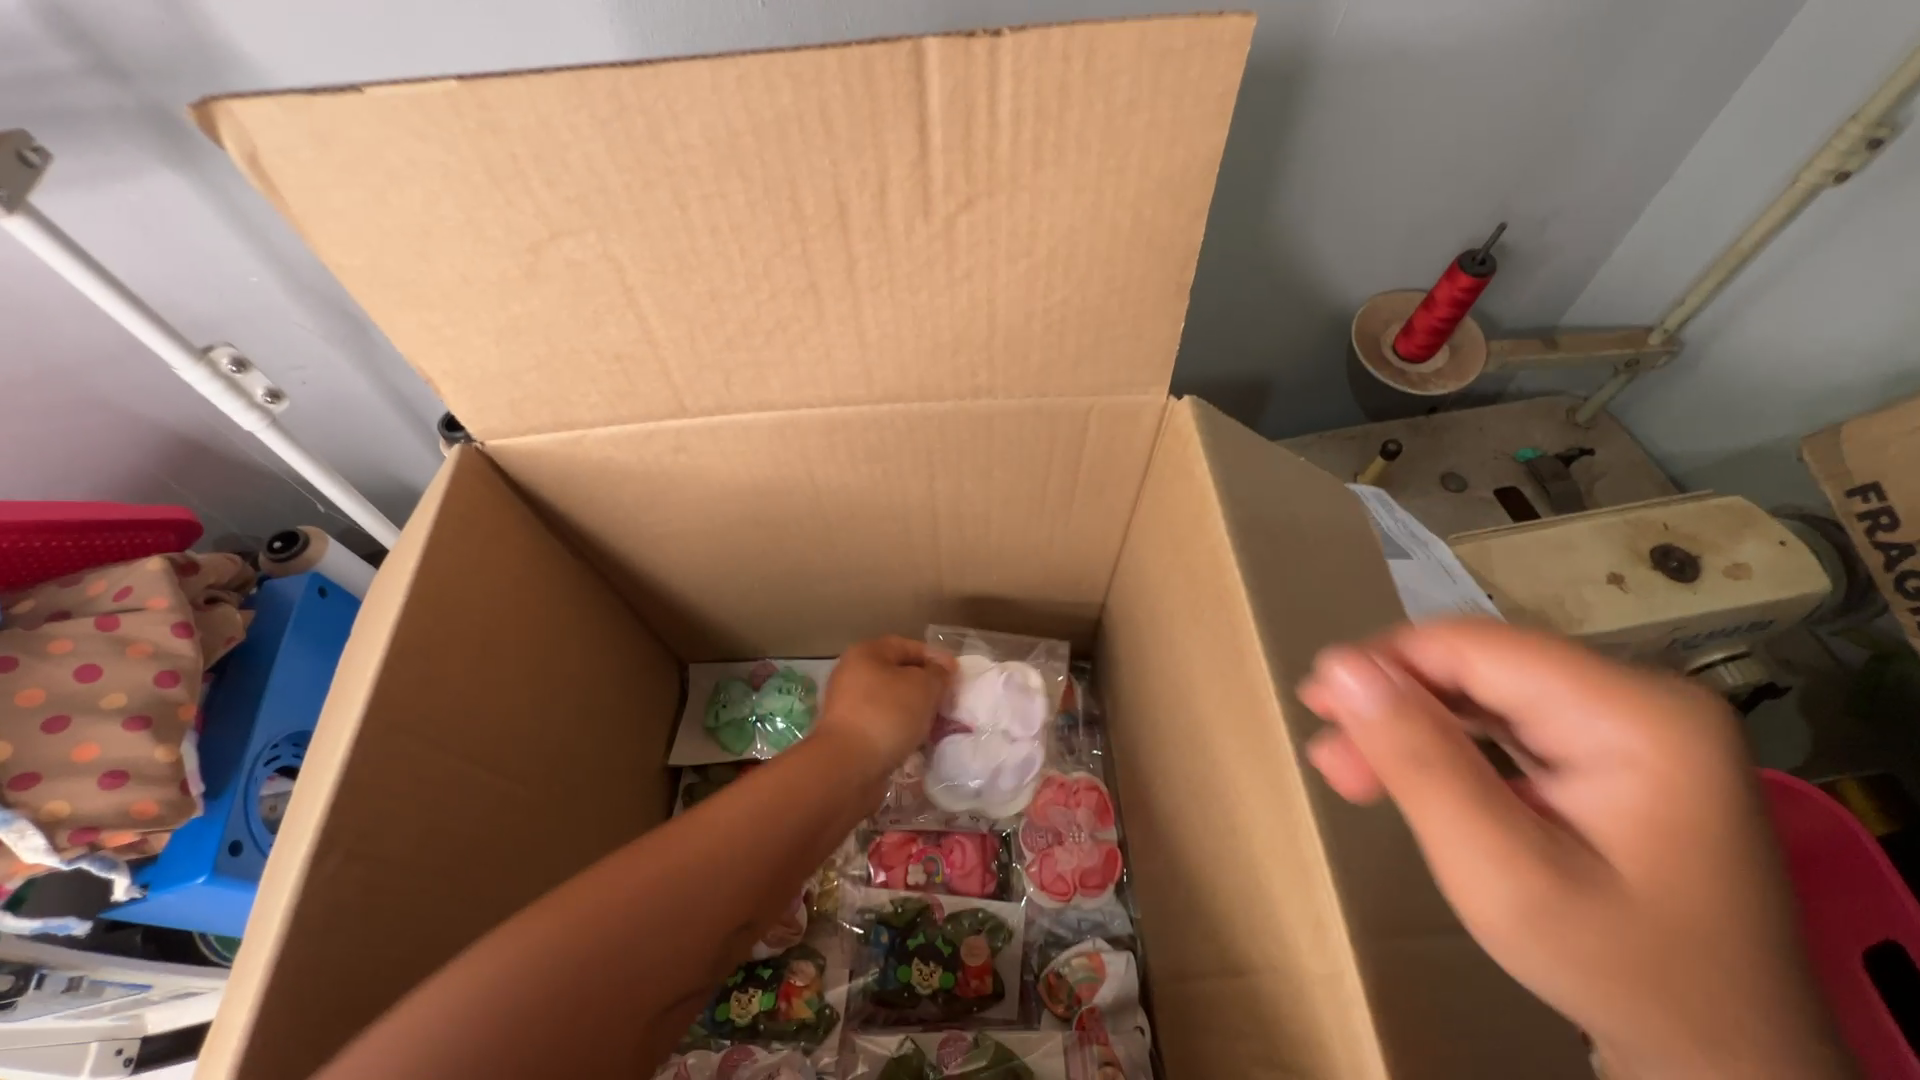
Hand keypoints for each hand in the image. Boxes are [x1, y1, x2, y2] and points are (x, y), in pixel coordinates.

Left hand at [818, 636, 956, 778]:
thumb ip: (938, 673)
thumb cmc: (888, 714)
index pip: (907, 646)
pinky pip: (884, 725)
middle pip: (898, 675)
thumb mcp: (923, 686)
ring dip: (916, 712)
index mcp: (866, 654)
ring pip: (892, 702)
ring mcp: (849, 706)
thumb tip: (941, 669)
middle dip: (926, 687)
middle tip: (950, 701)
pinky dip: (902, 731)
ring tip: (940, 725)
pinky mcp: (851, 735)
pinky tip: (920, 742)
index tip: (957, 674)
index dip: (935, 657)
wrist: (849, 765)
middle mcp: (853, 675)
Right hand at [1298, 619, 1850, 1079]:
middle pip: (1483, 667)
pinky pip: (1514, 723)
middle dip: (1396, 705)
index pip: (1476, 647)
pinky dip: (1454, 746)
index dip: (1384, 664)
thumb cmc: (1614, 968)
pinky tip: (1415, 776)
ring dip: (1416, 726)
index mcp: (1635, 714)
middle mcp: (1644, 698)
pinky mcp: (1623, 752)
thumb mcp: (1500, 871)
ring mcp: (1638, 724)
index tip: (1315, 706)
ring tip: (1355, 770)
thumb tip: (1339, 666)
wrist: (1725, 1057)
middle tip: (1331, 757)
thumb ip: (1418, 760)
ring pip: (1490, 692)